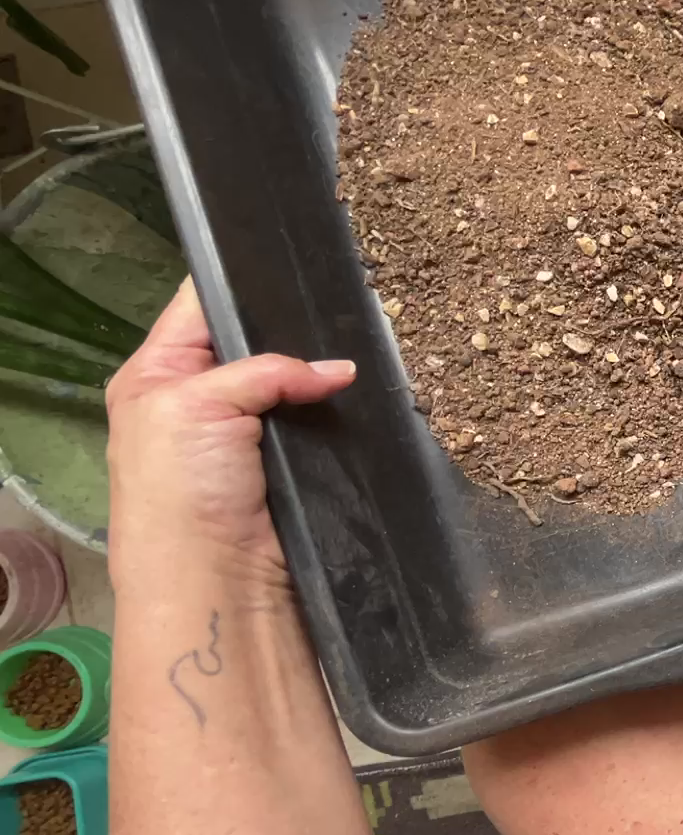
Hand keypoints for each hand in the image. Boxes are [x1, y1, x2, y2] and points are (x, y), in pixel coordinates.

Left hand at [105, 281, 355, 593]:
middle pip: (262, 345)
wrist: (221, 567)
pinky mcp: (298, 456)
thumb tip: (343, 370)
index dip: (241, 285)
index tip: (295, 266)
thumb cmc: (181, 486)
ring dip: (328, 374)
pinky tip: (369, 395)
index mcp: (160, 373)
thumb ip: (266, 373)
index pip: (201, 309)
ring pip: (300, 383)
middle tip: (350, 313)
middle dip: (301, 333)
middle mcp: (208, 396)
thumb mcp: (195, 407)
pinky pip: (325, 420)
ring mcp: (256, 429)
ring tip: (372, 350)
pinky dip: (345, 409)